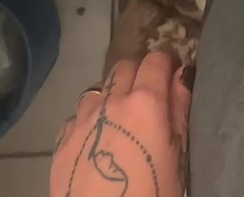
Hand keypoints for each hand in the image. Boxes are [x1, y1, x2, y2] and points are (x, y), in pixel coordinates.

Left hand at [51, 54, 191, 196]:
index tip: (172, 79)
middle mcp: (111, 102)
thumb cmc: (152, 196)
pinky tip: (96, 142)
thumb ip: (180, 110)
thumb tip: (182, 75)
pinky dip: (89, 121)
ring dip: (111, 96)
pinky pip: (77, 116)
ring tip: (119, 122)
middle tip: (148, 100)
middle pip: (124, 66)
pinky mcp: (61, 143)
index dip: (167, 66)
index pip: (157, 60)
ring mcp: (82, 121)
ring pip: (97, 88)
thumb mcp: (178, 157)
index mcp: (145, 103)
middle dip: (138, 74)